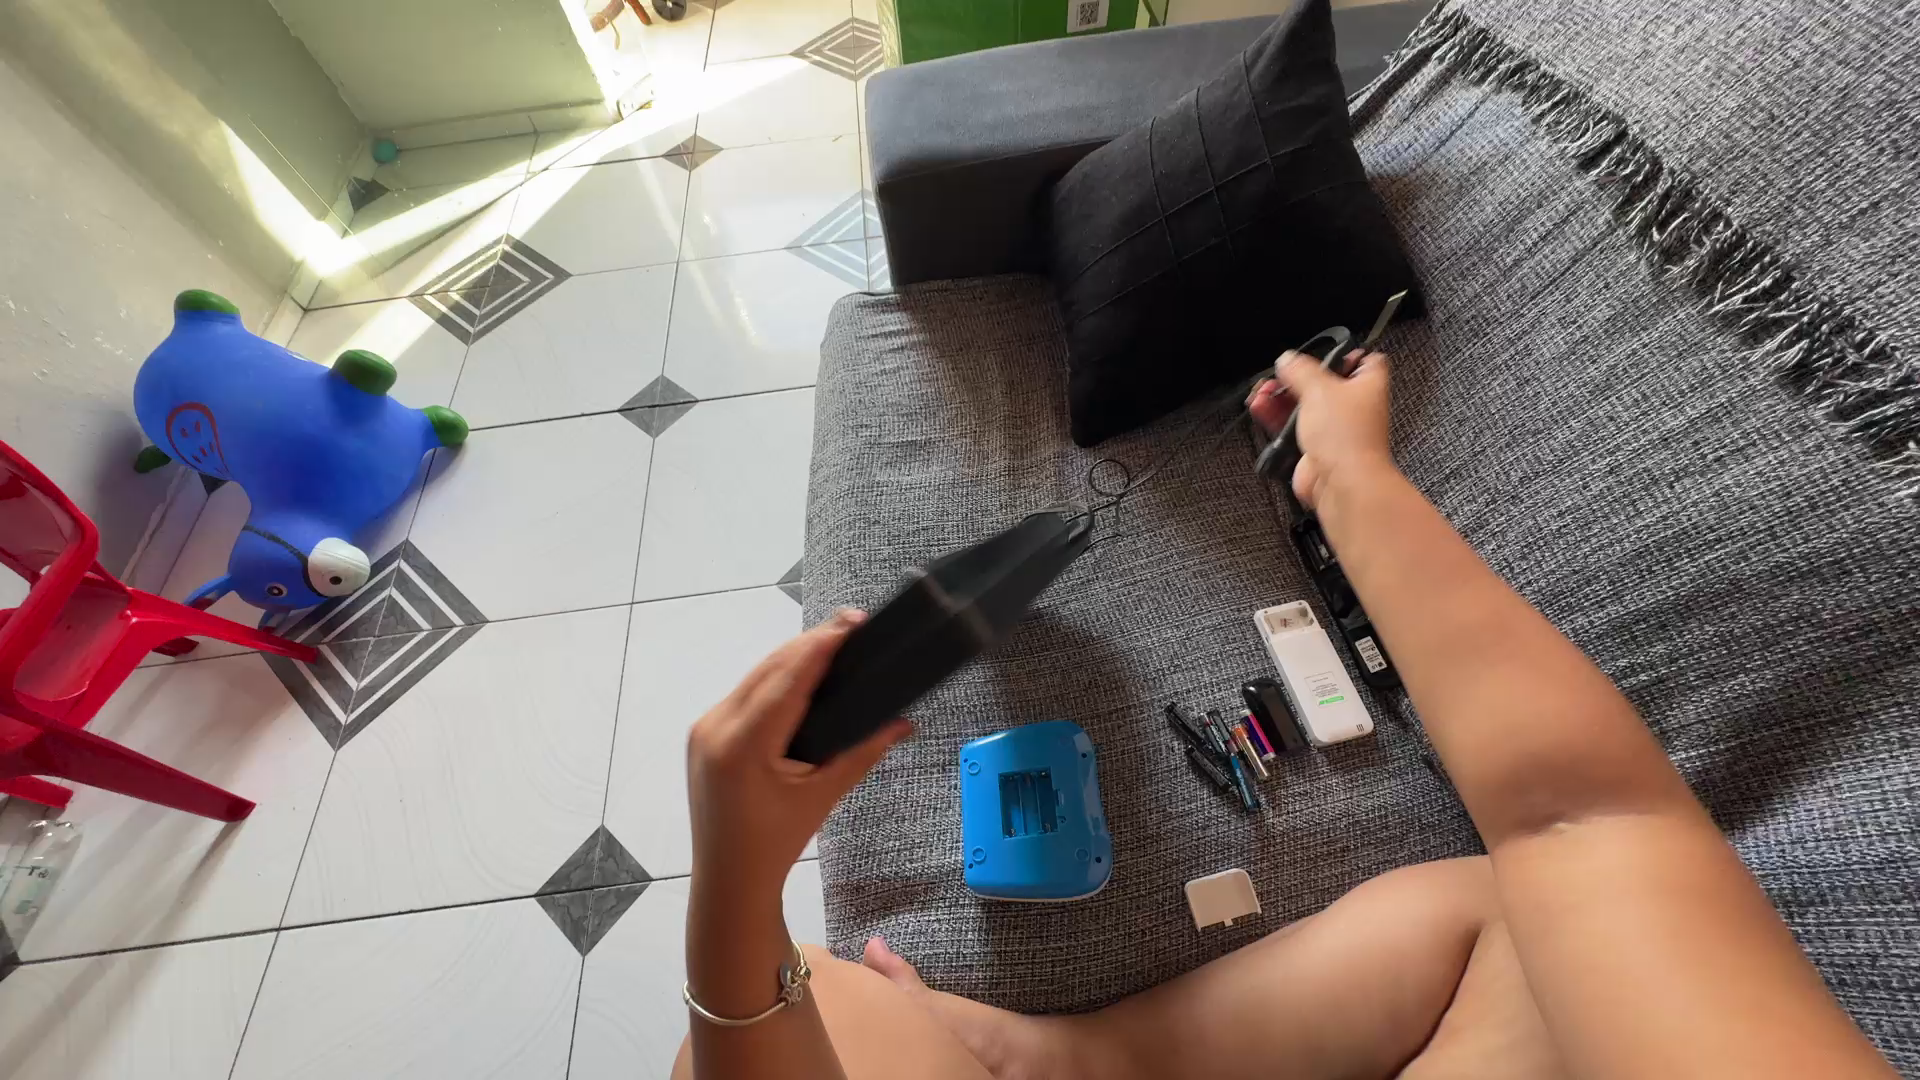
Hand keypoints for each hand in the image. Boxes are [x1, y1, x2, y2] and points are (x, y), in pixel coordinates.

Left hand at [686, 609, 910, 902]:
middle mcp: (715, 727)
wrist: (728, 881)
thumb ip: (864, 751)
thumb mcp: (823, 794)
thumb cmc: (778, 842)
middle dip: (811, 643)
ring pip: (756, 676)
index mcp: (743, 745)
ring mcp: (704, 728)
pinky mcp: (704, 733)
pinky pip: (745, 693)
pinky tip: (801, 671)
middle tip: (851, 624)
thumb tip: (906, 721)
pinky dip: (775, 677)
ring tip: (833, 641)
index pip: (788, 678)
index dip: (820, 645)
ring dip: (793, 657)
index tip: (851, 621)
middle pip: (770, 669)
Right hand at [1248, 348, 1395, 508]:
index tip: (1320, 353)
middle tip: (1276, 376)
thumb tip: (1288, 358)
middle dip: (1294, 379)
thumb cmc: (1346, 436)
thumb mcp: (1320, 389)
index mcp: (1366, 384)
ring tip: (1261, 392)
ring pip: (1301, 405)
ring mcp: (1331, 427)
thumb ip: (1301, 370)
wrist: (1339, 481)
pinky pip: (1290, 427)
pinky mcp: (1312, 446)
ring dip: (1279, 398)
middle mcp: (1351, 405)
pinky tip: (1260, 408)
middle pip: (1321, 383)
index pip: (1362, 360)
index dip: (1343, 354)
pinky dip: (1274, 417)